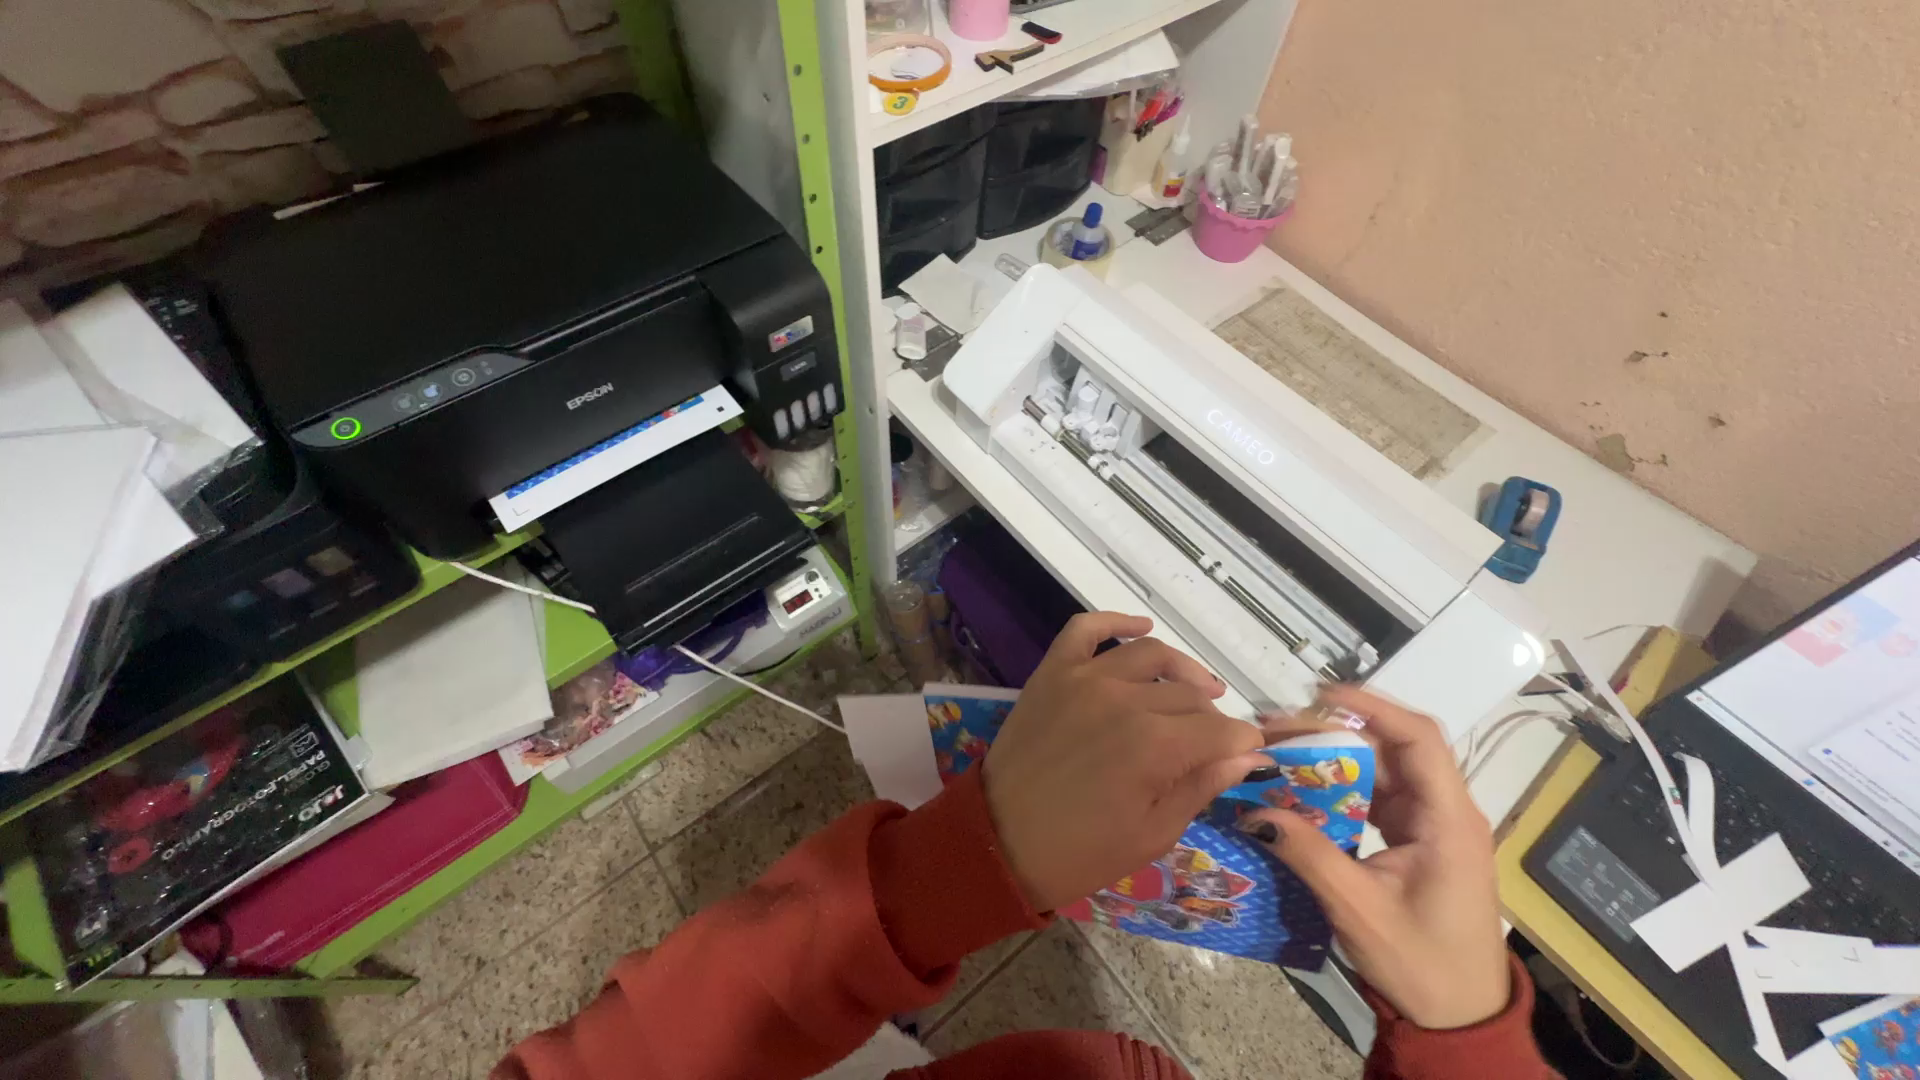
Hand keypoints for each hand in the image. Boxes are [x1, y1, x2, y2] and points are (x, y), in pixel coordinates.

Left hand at [980, 612, 1267, 912]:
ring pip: (1149, 656)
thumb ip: (1201, 786)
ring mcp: (1084, 679)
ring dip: (1181, 670)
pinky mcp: (1052, 672)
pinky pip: (1085, 629)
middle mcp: (1123, 700)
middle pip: (1187, 694)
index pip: (1219, 729)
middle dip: (1211, 717)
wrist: (997, 841)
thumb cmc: (1079, 852)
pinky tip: (1140, 628)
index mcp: (1155, 746)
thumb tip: (1246, 756)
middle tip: (1213, 739)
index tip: (1249, 752)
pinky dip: (1115, 622)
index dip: (1241, 742)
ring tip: (1197, 688)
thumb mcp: (1153, 833)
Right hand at [1242, 685, 1510, 1029]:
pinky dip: (1334, 785)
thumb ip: (1306, 853)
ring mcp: (1428, 823)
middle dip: (1331, 730)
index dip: (1373, 706)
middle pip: (1390, 747)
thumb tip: (1252, 810)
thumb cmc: (1422, 965)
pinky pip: (1372, 795)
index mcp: (1448, 820)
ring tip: (1275, 749)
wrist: (1460, 1021)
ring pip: (1378, 768)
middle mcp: (1444, 810)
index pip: (1418, 739)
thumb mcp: (1358, 909)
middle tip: (1273, 728)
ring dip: (1329, 755)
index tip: (1319, 693)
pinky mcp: (1413, 838)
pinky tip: (1296, 785)